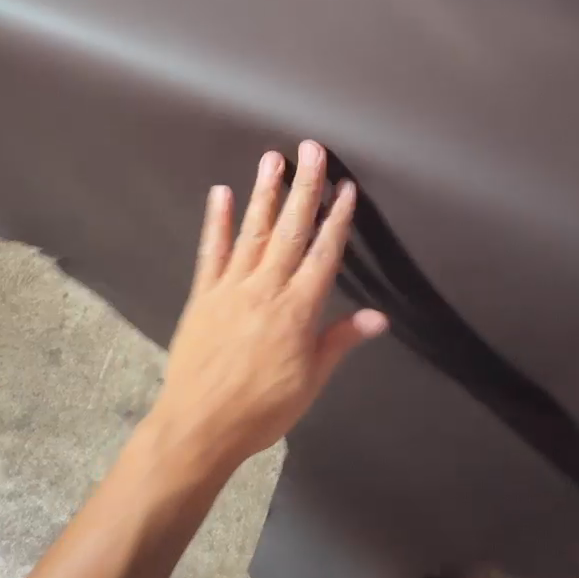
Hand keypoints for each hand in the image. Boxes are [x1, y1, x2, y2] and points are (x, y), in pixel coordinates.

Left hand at [142, 141, 387, 478]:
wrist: (199, 426)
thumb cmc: (263, 409)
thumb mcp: (311, 381)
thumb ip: (340, 340)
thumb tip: (379, 317)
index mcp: (297, 310)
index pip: (324, 255)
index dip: (337, 220)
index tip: (345, 188)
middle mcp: (266, 289)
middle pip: (291, 231)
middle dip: (305, 188)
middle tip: (311, 150)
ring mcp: (231, 288)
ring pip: (253, 232)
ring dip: (265, 194)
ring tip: (273, 159)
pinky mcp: (203, 296)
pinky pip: (211, 252)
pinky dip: (216, 222)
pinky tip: (220, 194)